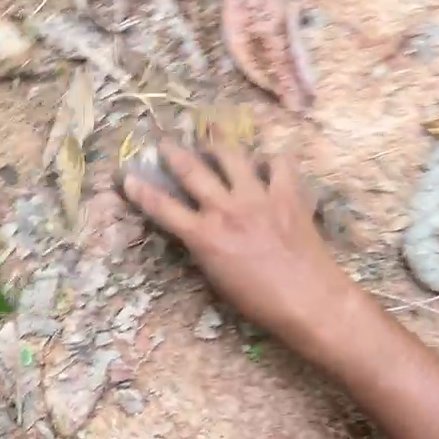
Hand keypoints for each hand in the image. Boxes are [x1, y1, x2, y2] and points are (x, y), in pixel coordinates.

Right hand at [121, 143, 362, 351]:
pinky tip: (265, 164)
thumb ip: (202, 246)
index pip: (162, 208)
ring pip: (232, 156)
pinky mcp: (288, 194)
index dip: (140, 191)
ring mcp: (259, 198)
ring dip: (217, 144)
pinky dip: (269, 160)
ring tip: (212, 137)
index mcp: (204, 236)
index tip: (127, 177)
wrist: (311, 301)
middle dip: (173, 154)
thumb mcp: (216, 277)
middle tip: (164, 143)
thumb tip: (195, 227)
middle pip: (192, 171)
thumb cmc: (258, 301)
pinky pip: (278, 164)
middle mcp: (227, 210)